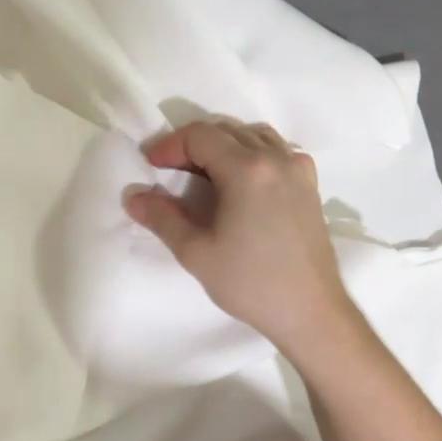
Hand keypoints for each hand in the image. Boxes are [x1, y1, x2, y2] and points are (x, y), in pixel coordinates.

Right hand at [125, 119, 351, 346]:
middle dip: (192, 145)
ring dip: (222, 146)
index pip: (201, 136)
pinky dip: (249, 155)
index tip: (149, 165)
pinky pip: (275, 152)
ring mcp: (298, 169)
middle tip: (167, 170)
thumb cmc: (249, 284)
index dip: (169, 145)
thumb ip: (162, 218)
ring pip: (253, 137)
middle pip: (227, 131)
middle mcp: (277, 158)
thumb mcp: (196, 252)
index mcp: (248, 170)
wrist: (309, 309)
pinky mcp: (308, 185)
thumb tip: (133, 197)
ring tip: (199, 174)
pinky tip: (235, 183)